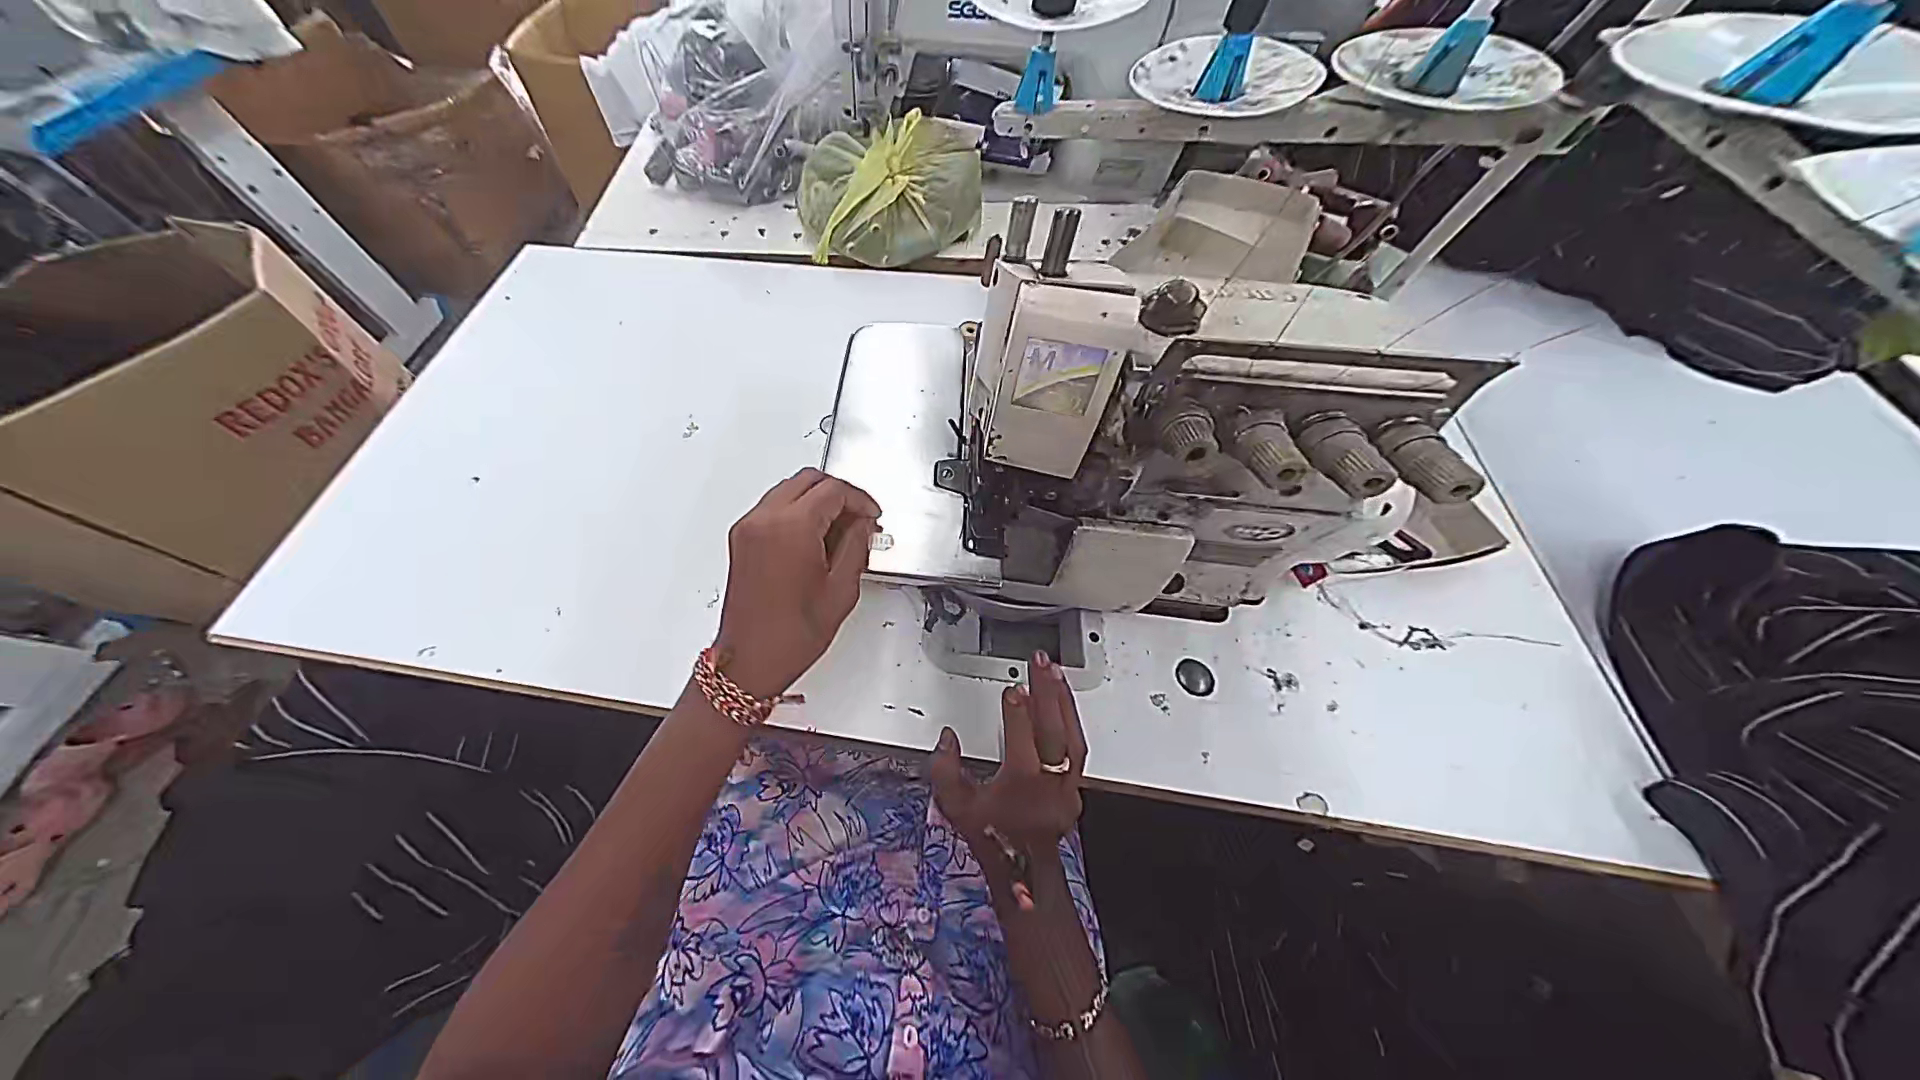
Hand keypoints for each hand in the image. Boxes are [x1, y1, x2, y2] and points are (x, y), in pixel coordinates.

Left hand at [713, 468, 879, 698]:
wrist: (751, 659)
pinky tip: (816, 538)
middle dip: (839, 494)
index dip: (860, 500)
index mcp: (790, 528)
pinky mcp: (741, 540)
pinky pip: (773, 508)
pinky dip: (797, 512)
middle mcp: (764, 521)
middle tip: (860, 518)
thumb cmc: (788, 635)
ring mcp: (748, 529)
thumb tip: (862, 526)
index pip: (833, 491)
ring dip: (817, 501)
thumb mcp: (841, 588)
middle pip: (808, 480)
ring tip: (841, 530)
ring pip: (789, 490)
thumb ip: (856, 545)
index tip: (871, 515)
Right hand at [929, 651, 1087, 897]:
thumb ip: (945, 769)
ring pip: (1073, 737)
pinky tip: (1065, 706)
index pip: (1022, 736)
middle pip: (1053, 728)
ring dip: (1064, 701)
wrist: (1023, 870)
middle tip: (1040, 662)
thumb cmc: (991, 837)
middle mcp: (1050, 784)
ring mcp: (1068, 786)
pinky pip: (1079, 750)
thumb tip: (948, 737)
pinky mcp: (1076, 788)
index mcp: (1021, 784)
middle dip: (1047, 691)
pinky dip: (1072, 722)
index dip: (1017, 709)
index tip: (1012, 687)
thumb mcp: (956, 806)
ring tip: (1056, 674)